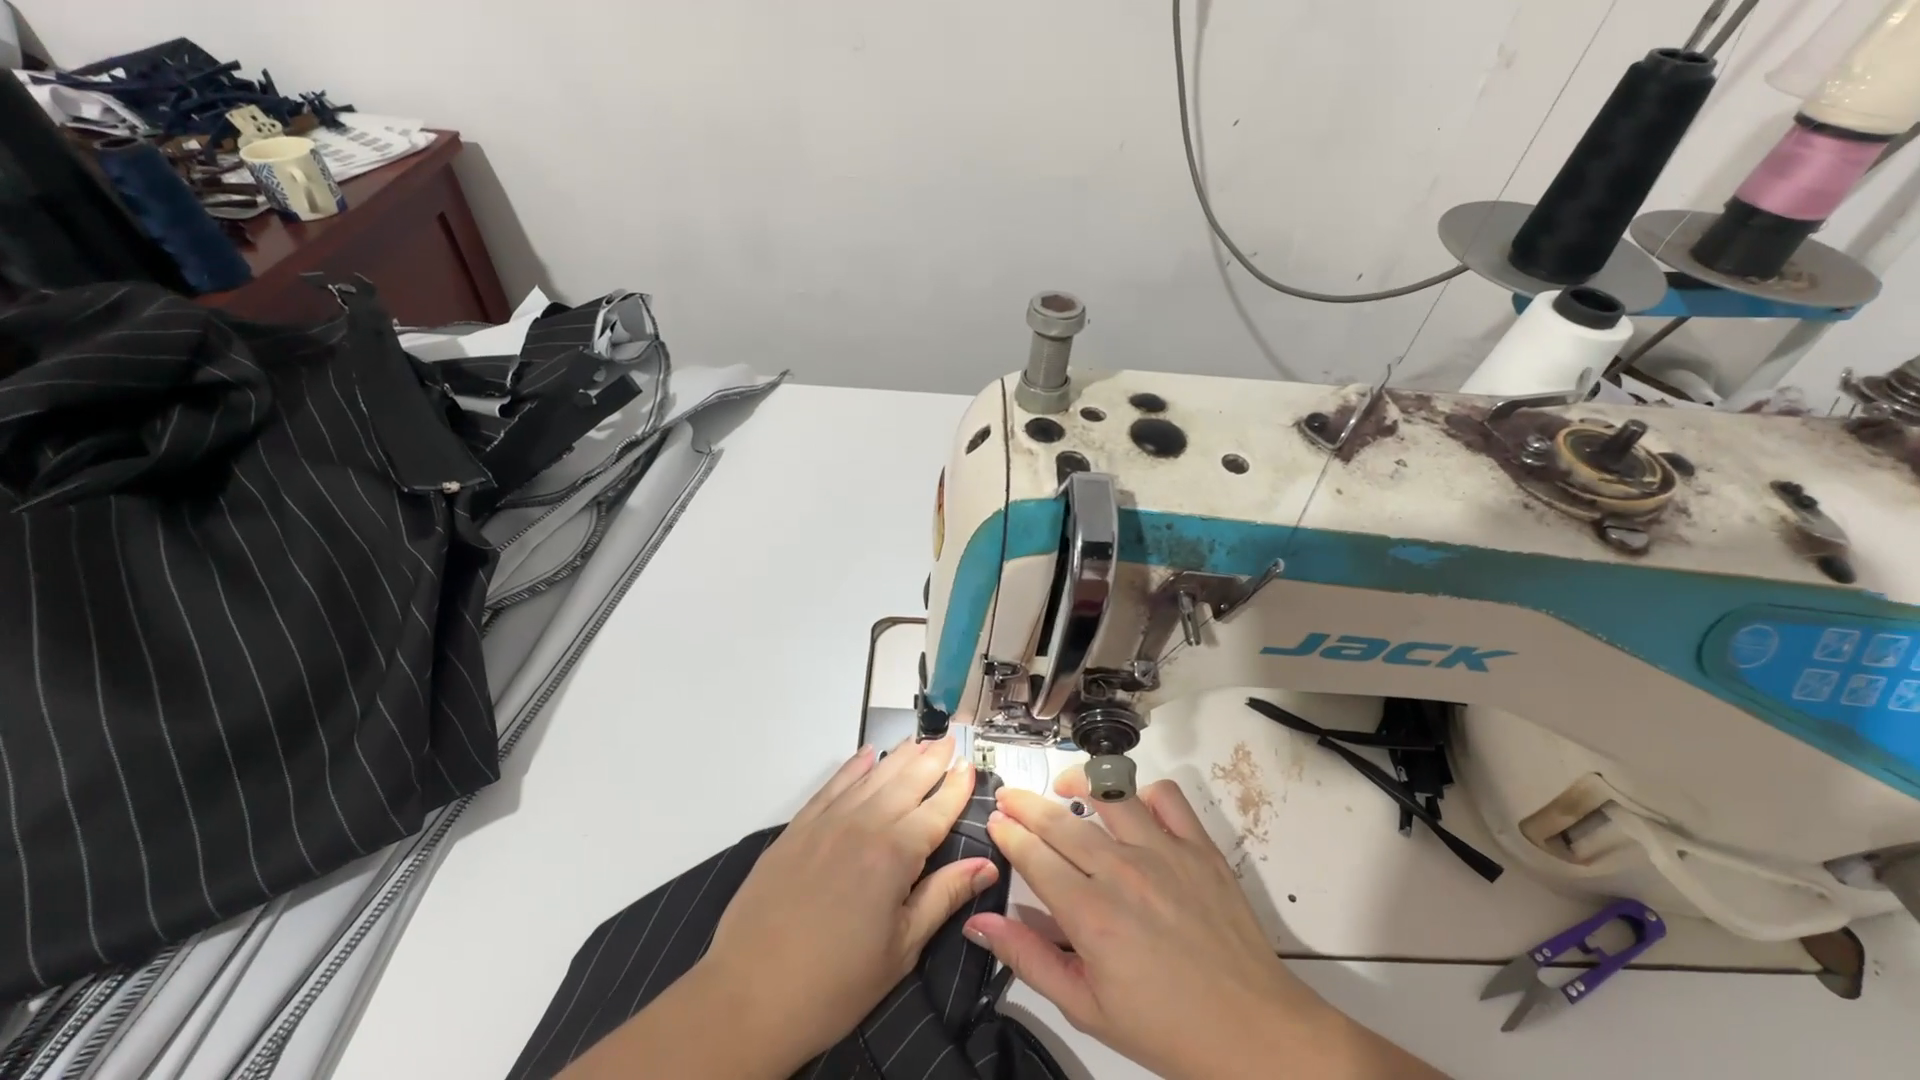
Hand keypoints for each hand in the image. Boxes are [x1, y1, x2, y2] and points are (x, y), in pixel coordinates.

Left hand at [698, 737, 996, 1068]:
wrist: (748, 996)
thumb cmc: (835, 985)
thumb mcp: (901, 949)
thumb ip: (943, 897)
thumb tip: (986, 864)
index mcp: (893, 856)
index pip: (936, 811)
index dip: (956, 789)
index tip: (972, 768)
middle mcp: (861, 827)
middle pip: (904, 783)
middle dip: (931, 761)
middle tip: (950, 740)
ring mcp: (823, 825)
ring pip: (869, 779)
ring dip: (897, 759)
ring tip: (918, 741)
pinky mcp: (794, 832)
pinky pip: (829, 788)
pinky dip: (851, 769)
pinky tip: (865, 756)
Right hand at [966, 768, 1440, 1079]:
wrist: (1253, 1031)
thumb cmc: (1164, 1028)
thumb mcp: (1086, 1007)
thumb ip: (1029, 959)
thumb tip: (979, 924)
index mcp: (1091, 915)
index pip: (1034, 855)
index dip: (1008, 833)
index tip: (995, 822)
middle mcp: (1123, 873)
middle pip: (1062, 820)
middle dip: (1027, 804)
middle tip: (1009, 796)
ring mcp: (1166, 853)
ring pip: (1111, 794)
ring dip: (1080, 782)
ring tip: (1063, 786)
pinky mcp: (1201, 848)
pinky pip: (1168, 798)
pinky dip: (1142, 790)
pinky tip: (1130, 804)